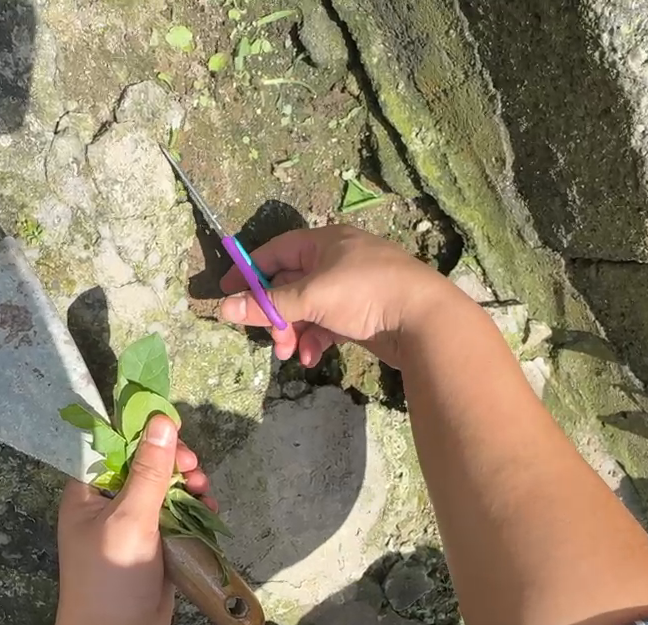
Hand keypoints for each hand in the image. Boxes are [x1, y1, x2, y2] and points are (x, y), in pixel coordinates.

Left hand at [53, 414, 206, 624]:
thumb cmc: (112, 577)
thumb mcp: (131, 518)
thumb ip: (149, 470)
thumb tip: (162, 419)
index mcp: (87, 492)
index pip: (115, 446)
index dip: (145, 435)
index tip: (176, 433)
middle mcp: (107, 505)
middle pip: (145, 467)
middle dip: (174, 464)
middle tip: (196, 471)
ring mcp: (133, 528)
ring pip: (166, 492)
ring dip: (188, 488)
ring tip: (206, 494)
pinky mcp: (155, 548)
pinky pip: (176, 518)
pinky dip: (193, 513)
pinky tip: (210, 513)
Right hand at [217, 224, 467, 368]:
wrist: (423, 319)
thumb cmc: (366, 293)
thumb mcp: (312, 296)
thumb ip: (269, 304)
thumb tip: (224, 308)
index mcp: (324, 242)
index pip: (276, 251)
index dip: (250, 272)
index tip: (227, 293)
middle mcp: (335, 260)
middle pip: (289, 285)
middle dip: (277, 315)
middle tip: (273, 339)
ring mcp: (349, 288)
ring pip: (307, 309)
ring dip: (294, 332)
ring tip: (292, 354)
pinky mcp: (360, 314)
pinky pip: (326, 325)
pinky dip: (315, 341)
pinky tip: (313, 358)